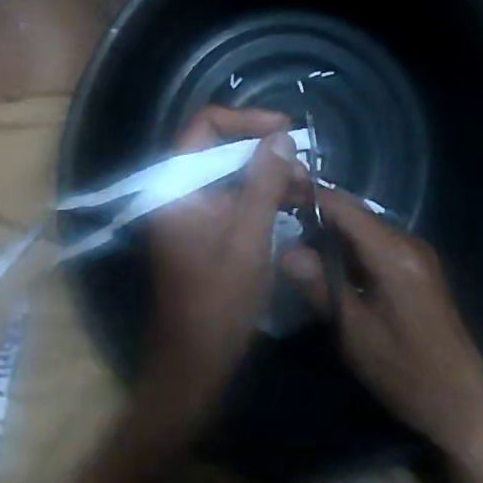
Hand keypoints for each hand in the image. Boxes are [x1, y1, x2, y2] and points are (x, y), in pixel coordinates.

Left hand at [141, 106, 303, 419]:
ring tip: (307, 191)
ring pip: (229, 173)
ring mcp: (188, 210)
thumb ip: (265, 182)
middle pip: (220, 146)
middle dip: (264, 151)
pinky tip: (293, 206)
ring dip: (267, 175)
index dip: (247, 119)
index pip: (206, 124)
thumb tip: (282, 136)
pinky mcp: (201, 229)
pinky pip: (231, 197)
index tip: (286, 131)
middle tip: (305, 169)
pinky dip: (260, 197)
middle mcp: (176, 189)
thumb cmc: (218, 301)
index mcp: (175, 184)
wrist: (193, 363)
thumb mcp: (249, 237)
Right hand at [281, 188, 482, 458]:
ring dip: (332, 231)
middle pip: (355, 212)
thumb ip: (319, 285)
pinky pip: (377, 244)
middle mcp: (408, 243)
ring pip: (365, 228)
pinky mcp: (418, 271)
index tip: (275, 195)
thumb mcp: (353, 332)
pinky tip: (327, 263)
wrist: (464, 407)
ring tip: (295, 240)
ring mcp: (417, 256)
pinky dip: (350, 247)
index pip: (344, 207)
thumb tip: (285, 250)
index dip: (309, 196)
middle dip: (318, 212)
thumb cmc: (405, 372)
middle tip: (278, 219)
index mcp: (393, 253)